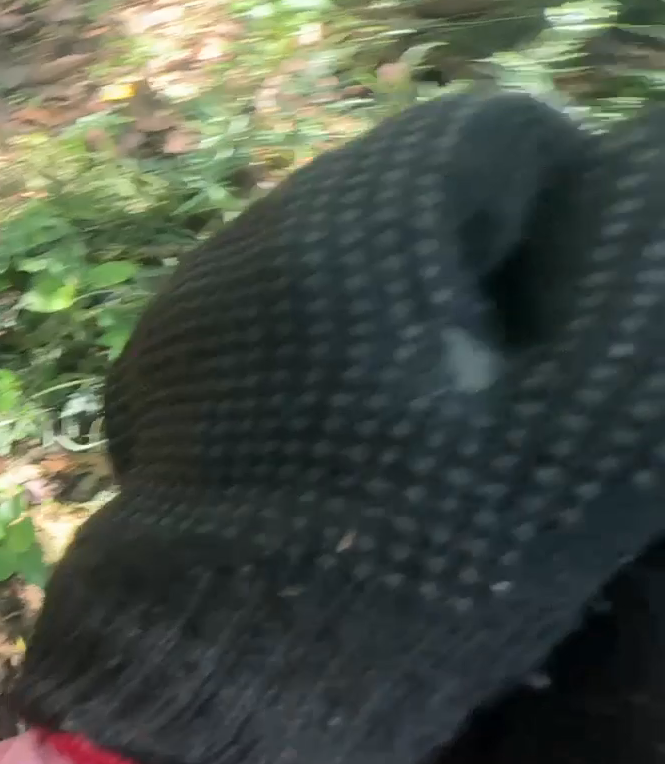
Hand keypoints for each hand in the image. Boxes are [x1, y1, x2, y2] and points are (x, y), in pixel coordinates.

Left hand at [12, 94, 664, 763]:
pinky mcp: (149, 358)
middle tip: (480, 372)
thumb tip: (647, 157)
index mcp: (346, 227)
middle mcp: (238, 243)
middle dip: (451, 256)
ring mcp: (180, 301)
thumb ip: (634, 272)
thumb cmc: (421, 537)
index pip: (472, 139)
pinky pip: (247, 311)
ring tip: (398, 410)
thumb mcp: (594, 417)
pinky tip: (316, 424)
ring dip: (373, 302)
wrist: (229, 625)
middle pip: (380, 194)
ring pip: (307, 252)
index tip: (550, 312)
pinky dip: (296, 342)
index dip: (542, 207)